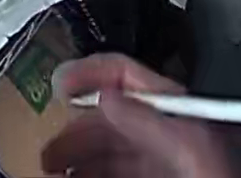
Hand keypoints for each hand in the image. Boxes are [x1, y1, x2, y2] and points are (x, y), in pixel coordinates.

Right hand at [41, 54, 238, 177]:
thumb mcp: (193, 155)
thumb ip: (151, 123)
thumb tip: (107, 96)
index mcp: (177, 113)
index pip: (126, 74)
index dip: (90, 73)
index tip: (59, 84)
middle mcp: (169, 135)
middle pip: (110, 118)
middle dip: (75, 130)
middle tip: (48, 151)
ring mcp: (166, 165)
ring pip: (111, 153)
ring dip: (80, 160)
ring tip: (54, 172)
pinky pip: (120, 176)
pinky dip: (94, 176)